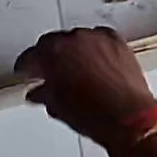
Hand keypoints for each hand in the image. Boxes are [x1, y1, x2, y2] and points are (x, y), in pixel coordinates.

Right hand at [14, 26, 156, 150]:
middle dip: (51, 58)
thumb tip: (40, 93)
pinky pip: (100, 39)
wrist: (129, 117)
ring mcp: (95, 39)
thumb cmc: (94, 113)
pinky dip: (96, 49)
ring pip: (77, 40)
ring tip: (78, 72)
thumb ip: (43, 93)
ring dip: (75, 52)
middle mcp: (72, 40)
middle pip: (53, 44)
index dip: (27, 66)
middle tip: (52, 74)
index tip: (28, 72)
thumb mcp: (57, 106)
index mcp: (51, 53)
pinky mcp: (116, 41)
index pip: (30, 56)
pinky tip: (96, 64)